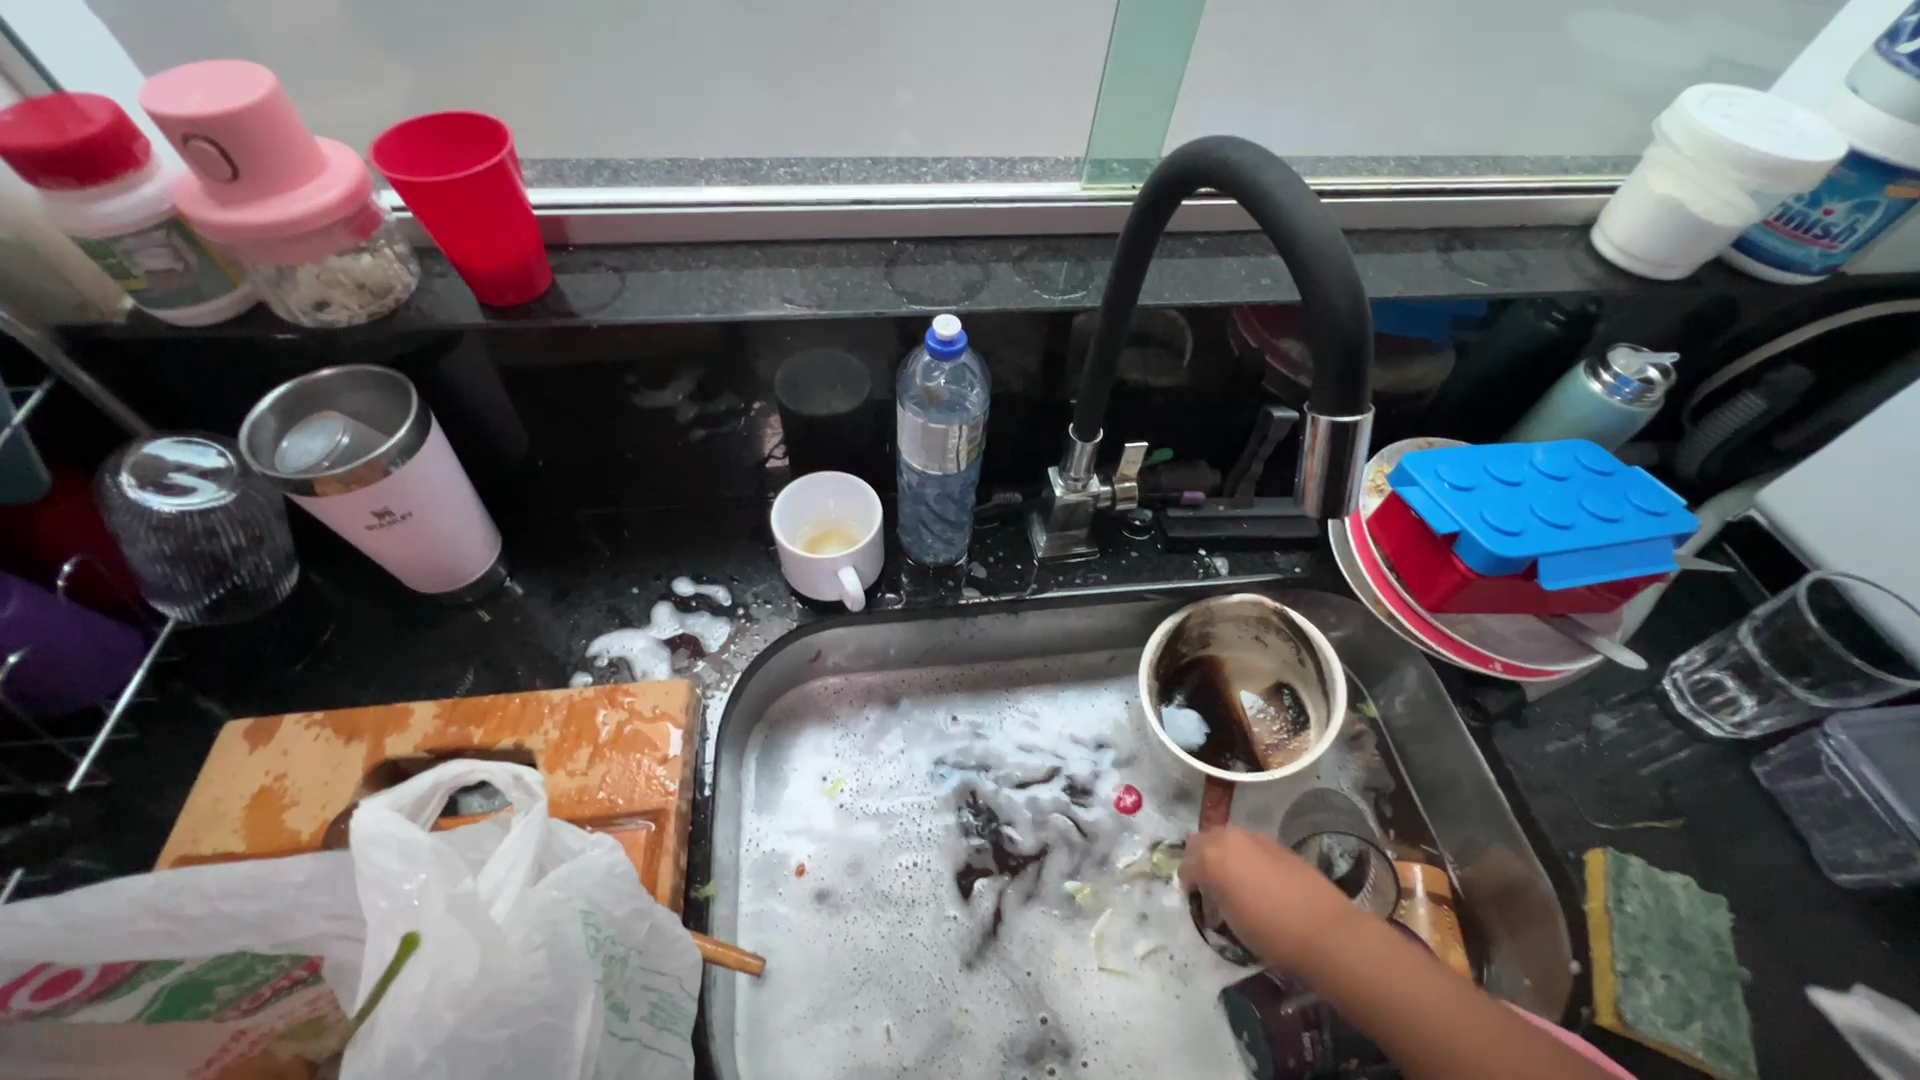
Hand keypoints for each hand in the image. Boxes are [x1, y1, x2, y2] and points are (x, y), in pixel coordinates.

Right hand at [1181, 825, 1359, 970]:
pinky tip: (1257, 881)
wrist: (1326, 932)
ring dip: (1223, 855)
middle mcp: (1230, 838)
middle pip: (1203, 841)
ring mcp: (1257, 838)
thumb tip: (1213, 892)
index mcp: (1212, 856)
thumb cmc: (1270, 931)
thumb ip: (1214, 896)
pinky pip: (1250, 846)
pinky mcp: (1278, 845)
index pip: (1186, 865)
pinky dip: (1245, 857)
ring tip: (1232, 882)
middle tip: (1207, 886)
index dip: (1187, 884)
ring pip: (1227, 839)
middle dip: (1200, 860)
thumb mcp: (1229, 919)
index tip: (1194, 900)